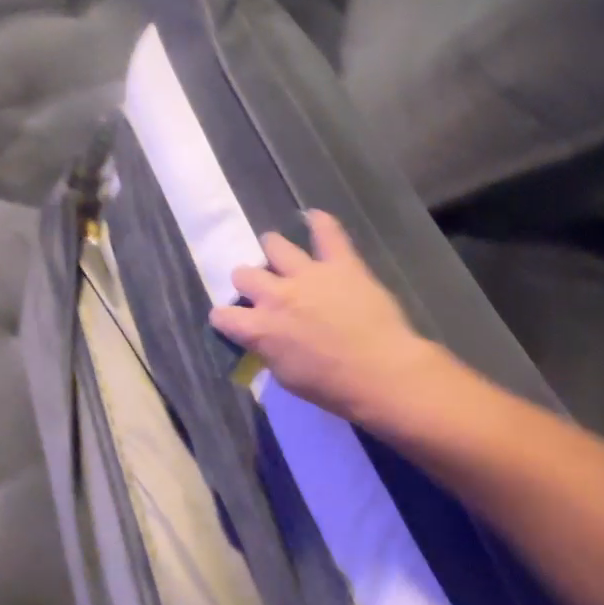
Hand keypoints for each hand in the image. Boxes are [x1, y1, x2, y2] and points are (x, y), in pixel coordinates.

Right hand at [209, 211, 462, 426]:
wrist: (380, 371)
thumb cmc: (331, 387)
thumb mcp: (286, 377)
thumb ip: (269, 352)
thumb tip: (267, 342)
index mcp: (259, 329)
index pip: (223, 316)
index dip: (225, 318)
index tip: (231, 322)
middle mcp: (276, 295)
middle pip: (244, 274)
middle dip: (247, 282)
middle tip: (260, 289)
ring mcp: (308, 274)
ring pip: (275, 246)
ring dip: (272, 251)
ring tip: (277, 254)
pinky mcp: (341, 263)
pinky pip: (328, 233)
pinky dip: (320, 223)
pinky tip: (314, 217)